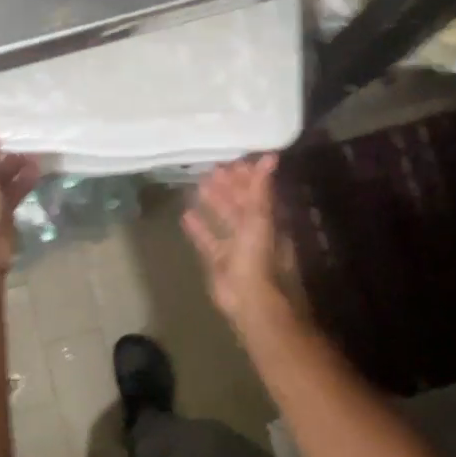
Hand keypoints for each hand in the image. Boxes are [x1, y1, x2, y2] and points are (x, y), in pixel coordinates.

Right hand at [183, 155, 286, 325]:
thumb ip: (261, 189)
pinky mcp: (220, 262)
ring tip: (199, 185)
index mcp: (269, 220)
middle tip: (212, 169)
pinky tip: (186, 214)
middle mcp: (255, 231)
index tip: (232, 160)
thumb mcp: (259, 218)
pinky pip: (209, 241)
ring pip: (225, 220)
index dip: (247, 176)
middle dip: (229, 187)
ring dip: (214, 203)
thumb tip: (270, 157)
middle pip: (241, 204)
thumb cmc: (258, 256)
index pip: (258, 192)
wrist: (249, 299)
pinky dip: (199, 228)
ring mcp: (237, 247)